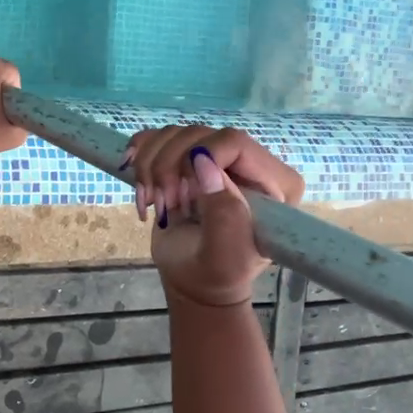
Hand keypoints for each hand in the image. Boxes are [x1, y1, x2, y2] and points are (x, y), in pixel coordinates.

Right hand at [125, 125, 303, 305]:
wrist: (192, 277)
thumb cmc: (216, 274)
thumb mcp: (225, 255)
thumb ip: (223, 213)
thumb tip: (203, 162)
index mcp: (273, 183)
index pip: (234, 142)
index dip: (200, 157)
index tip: (184, 193)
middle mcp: (247, 163)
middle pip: (196, 135)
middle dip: (169, 169)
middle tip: (164, 205)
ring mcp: (214, 157)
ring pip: (171, 135)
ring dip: (150, 169)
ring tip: (152, 203)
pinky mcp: (185, 158)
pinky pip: (155, 138)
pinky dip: (139, 158)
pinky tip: (140, 186)